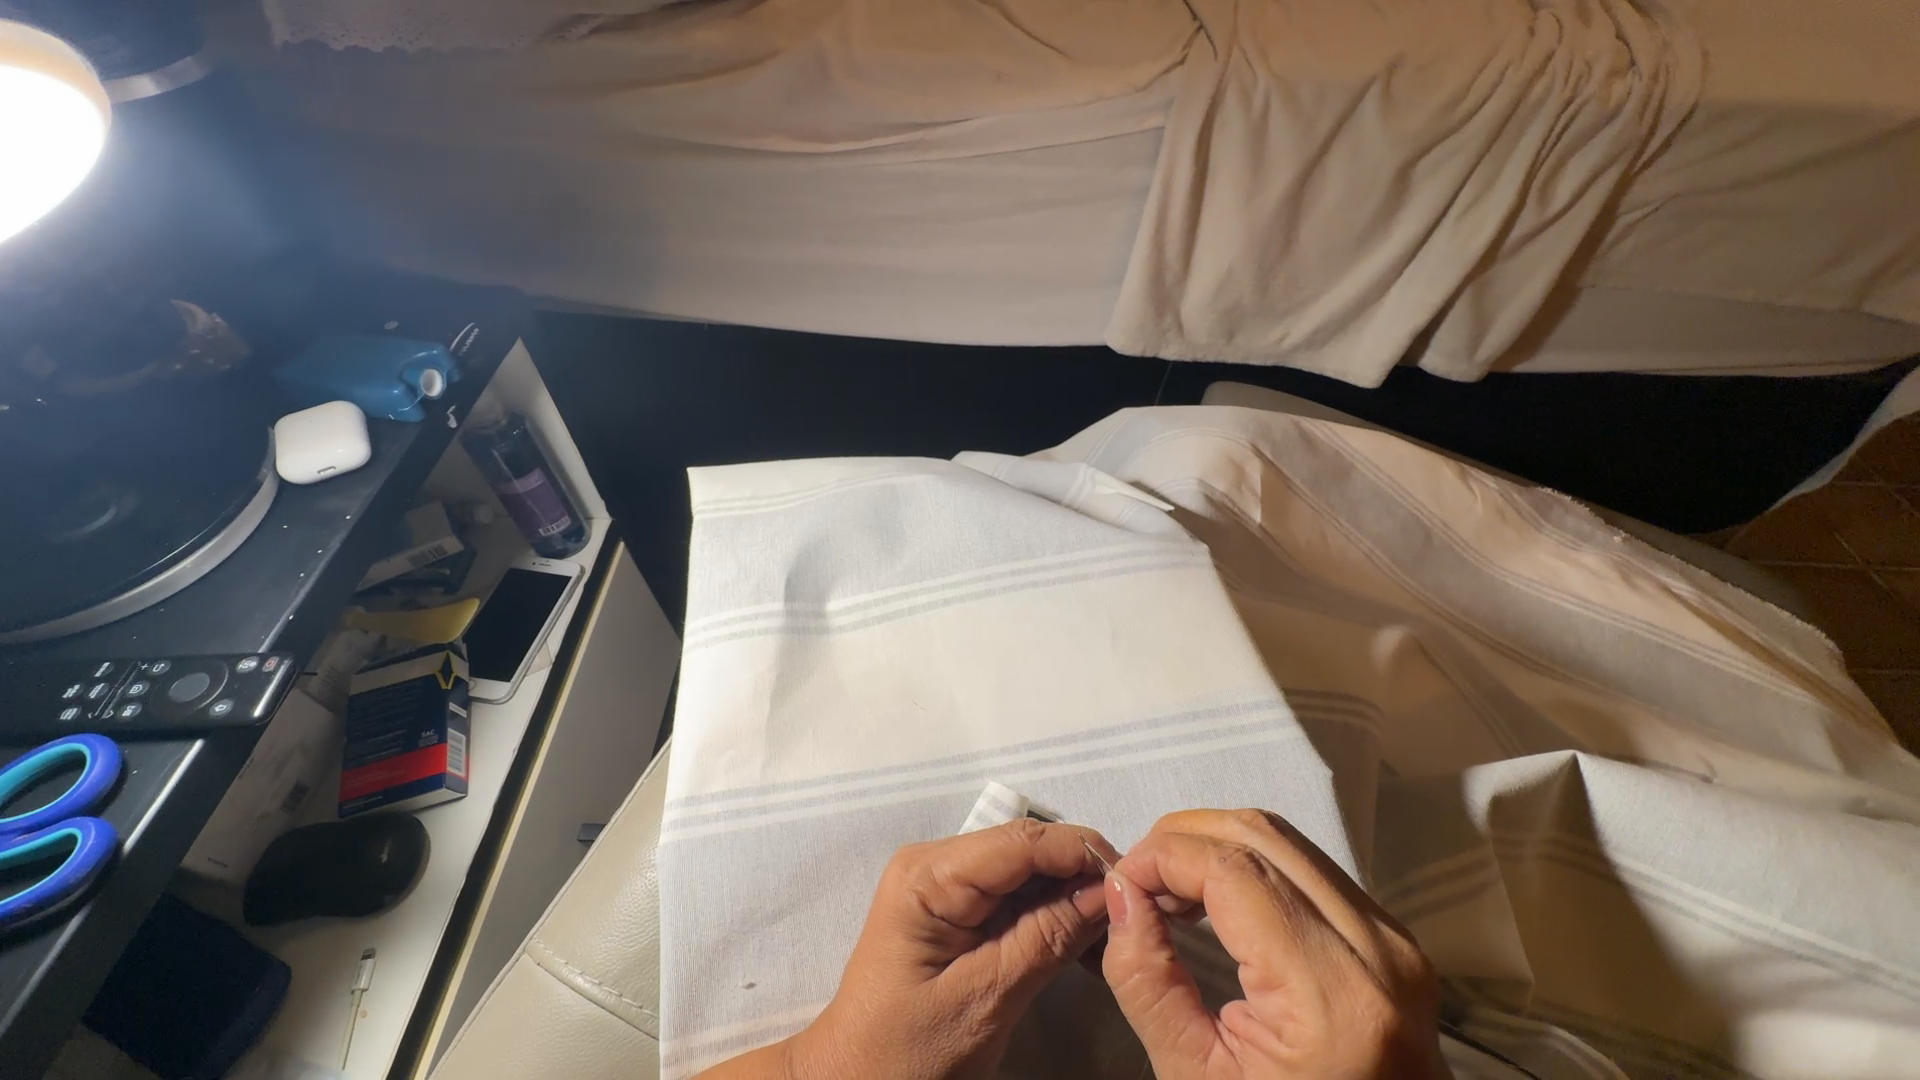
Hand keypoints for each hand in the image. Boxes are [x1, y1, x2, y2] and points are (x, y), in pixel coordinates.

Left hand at [699, 819, 1116, 1079]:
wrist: (852, 1079)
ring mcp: (944, 880)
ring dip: (1071, 894)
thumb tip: (1109, 892)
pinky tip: (1081, 939)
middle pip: (1026, 848)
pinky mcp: (955, 903)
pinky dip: (1051, 911)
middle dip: (1081, 874)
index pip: (1022, 841)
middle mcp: (936, 860)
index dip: (1081, 853)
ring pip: (1027, 868)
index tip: (1136, 885)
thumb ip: (1045, 939)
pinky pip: (1014, 892)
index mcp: (930, 875)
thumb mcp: (983, 1001)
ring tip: (1113, 934)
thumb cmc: (907, 1053)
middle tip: (1132, 917)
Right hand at [1102, 809, 1449, 1079]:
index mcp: (1333, 997)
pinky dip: (1246, 859)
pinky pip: (1305, 862)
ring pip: (1283, 836)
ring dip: (1213, 843)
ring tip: (1170, 887)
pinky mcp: (1391, 934)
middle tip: (1139, 881)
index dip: (1164, 857)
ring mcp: (1392, 937)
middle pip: (1259, 835)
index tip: (1121, 881)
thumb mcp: (1193, 1079)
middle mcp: (1377, 949)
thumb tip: (1120, 891)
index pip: (1233, 870)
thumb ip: (1146, 980)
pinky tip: (1214, 896)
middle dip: (1182, 839)